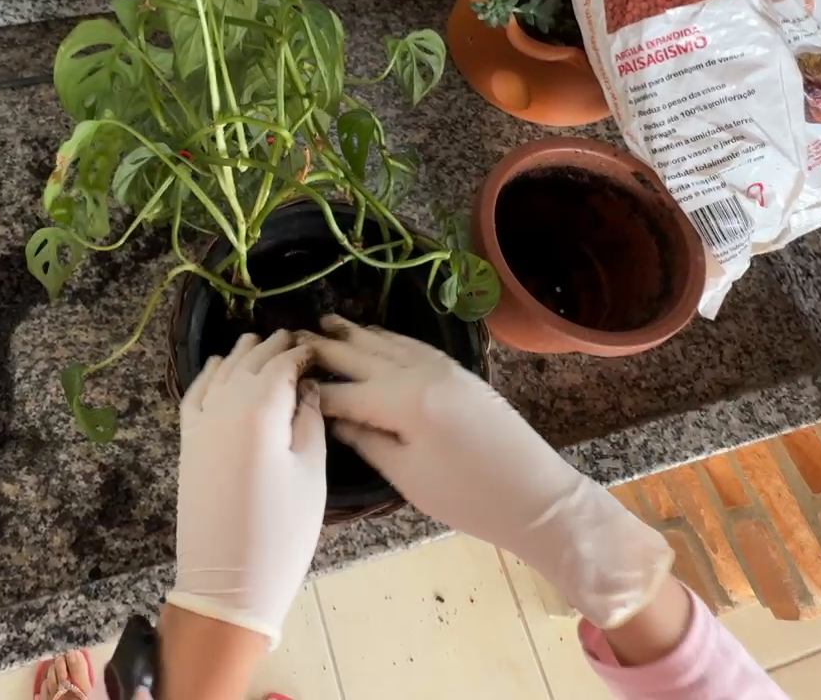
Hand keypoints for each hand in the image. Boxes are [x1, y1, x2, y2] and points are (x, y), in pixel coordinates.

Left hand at [167, 330, 326, 646]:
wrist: (227, 583)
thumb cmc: (281, 532)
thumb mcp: (311, 474)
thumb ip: (309, 422)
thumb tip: (306, 389)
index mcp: (260, 411)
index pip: (281, 366)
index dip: (299, 354)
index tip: (314, 349)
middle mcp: (224, 406)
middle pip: (250, 363)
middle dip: (271, 347)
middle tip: (291, 337)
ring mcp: (201, 423)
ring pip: (221, 373)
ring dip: (241, 355)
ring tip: (257, 341)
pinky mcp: (188, 442)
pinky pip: (195, 394)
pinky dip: (208, 375)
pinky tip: (218, 366)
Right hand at [309, 316, 672, 628]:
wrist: (536, 495)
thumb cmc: (467, 497)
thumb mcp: (407, 476)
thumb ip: (367, 440)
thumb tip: (333, 417)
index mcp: (404, 400)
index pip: (346, 390)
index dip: (315, 389)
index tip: (284, 384)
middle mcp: (419, 372)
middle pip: (363, 355)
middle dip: (327, 347)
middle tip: (293, 337)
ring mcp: (440, 366)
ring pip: (387, 342)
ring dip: (355, 333)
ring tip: (326, 323)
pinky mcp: (456, 370)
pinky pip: (411, 344)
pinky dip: (386, 337)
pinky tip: (374, 334)